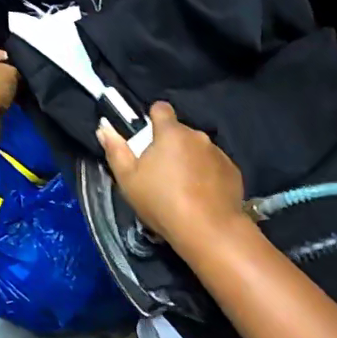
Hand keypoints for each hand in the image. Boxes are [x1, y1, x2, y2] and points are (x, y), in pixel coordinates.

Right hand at [95, 102, 250, 248]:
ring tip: (182, 190)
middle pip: (180, 133)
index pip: (161, 109)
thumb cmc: (161, 202)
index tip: (146, 138)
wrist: (207, 228)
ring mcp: (218, 153)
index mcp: (171, 133)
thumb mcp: (128, 180)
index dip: (152, 119)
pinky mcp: (232, 171)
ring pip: (198, 150)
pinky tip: (201, 197)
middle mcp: (197, 136)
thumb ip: (115, 151)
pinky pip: (215, 167)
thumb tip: (104, 128)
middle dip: (170, 147)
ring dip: (189, 162)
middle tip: (160, 175)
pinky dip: (207, 176)